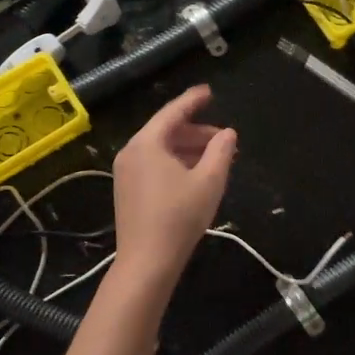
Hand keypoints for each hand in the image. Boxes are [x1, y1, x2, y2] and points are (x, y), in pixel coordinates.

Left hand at [112, 86, 236, 283]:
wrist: (147, 262)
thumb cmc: (179, 217)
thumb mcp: (209, 182)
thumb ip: (220, 152)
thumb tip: (228, 133)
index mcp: (147, 144)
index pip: (173, 112)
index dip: (193, 101)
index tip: (209, 92)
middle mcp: (131, 153)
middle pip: (166, 131)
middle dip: (196, 132)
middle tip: (224, 138)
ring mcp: (125, 173)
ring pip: (161, 150)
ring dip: (188, 150)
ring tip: (216, 158)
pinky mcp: (127, 191)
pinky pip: (154, 165)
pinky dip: (176, 163)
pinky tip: (196, 175)